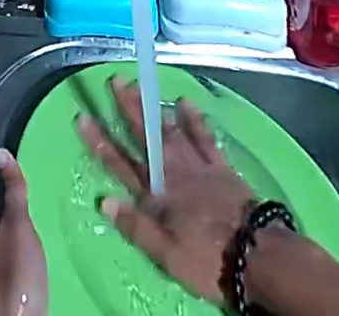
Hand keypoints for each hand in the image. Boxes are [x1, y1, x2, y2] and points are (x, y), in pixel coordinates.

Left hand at [0, 148, 47, 315]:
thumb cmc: (17, 272)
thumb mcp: (17, 225)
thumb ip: (13, 192)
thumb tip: (0, 152)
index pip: (1, 198)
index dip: (15, 184)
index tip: (34, 168)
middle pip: (10, 220)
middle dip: (27, 207)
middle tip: (51, 191)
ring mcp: (4, 269)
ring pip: (19, 240)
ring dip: (35, 229)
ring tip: (56, 217)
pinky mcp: (18, 287)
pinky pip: (28, 258)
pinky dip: (38, 250)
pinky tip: (51, 249)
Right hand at [80, 77, 258, 302]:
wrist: (255, 251)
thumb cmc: (208, 258)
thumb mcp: (166, 254)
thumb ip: (136, 226)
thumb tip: (106, 200)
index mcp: (156, 196)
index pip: (121, 164)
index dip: (100, 142)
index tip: (83, 118)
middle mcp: (173, 172)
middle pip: (145, 136)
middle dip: (128, 108)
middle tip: (116, 80)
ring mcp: (197, 164)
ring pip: (170, 130)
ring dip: (153, 107)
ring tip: (141, 85)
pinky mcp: (219, 165)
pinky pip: (203, 136)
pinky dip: (193, 118)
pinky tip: (185, 102)